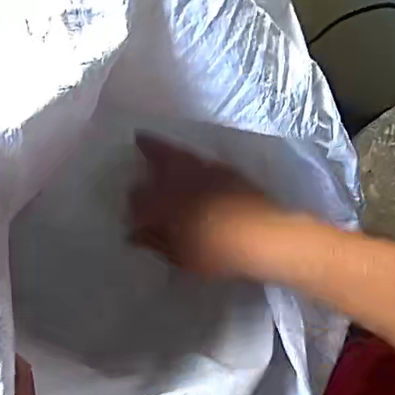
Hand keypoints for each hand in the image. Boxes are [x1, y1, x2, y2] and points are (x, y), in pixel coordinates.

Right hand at [128, 134, 293, 277]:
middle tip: (140, 139)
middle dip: (147, 147)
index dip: (134, 201)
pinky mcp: (228, 171)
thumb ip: (155, 241)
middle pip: (158, 155)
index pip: (138, 196)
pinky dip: (194, 162)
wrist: (260, 236)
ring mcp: (206, 170)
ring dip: (171, 150)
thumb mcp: (179, 255)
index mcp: (161, 201)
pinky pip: (203, 161)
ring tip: (165, 149)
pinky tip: (196, 169)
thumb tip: (135, 234)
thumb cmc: (215, 252)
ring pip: (182, 154)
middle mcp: (179, 178)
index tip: (134, 206)